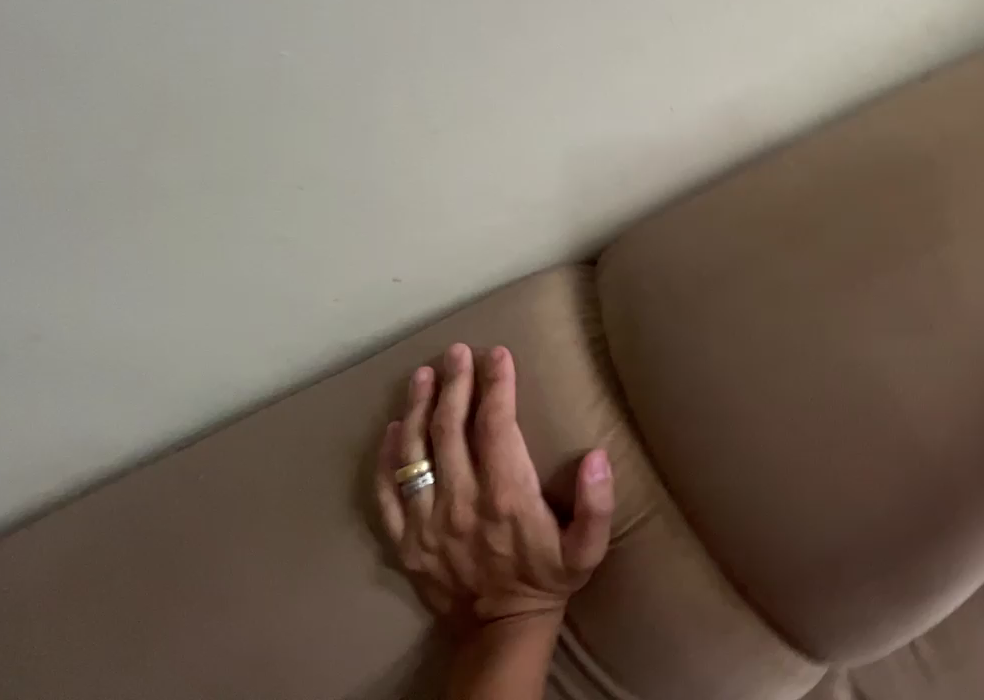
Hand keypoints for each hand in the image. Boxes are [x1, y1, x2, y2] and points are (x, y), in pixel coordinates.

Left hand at [375, 343, 614, 632]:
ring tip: (424, 374)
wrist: (501, 631)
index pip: (496, 426)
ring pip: (415, 452)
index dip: (497, 385)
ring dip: (419, 407)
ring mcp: (427, 522)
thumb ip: (597, 503)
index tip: (499, 354)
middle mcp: (461, 502)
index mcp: (506, 496)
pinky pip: (387, 492)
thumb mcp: (589, 547)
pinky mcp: (405, 541)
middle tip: (459, 350)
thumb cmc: (550, 578)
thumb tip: (595, 456)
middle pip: (451, 428)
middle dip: (456, 383)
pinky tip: (393, 426)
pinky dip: (386, 456)